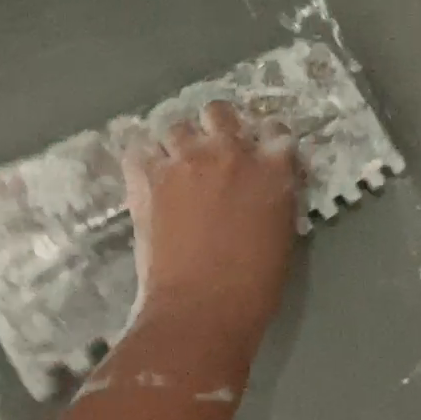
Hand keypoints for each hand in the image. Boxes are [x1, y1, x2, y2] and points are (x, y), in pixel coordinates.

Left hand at [121, 101, 298, 349]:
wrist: (202, 307)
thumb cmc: (255, 283)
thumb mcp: (282, 230)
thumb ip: (274, 196)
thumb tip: (264, 187)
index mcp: (273, 168)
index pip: (276, 130)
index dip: (266, 137)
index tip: (260, 149)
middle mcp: (230, 151)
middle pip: (219, 112)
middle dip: (217, 125)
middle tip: (212, 150)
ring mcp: (185, 160)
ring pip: (177, 124)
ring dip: (179, 141)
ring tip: (176, 163)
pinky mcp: (147, 178)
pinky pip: (139, 148)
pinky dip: (144, 156)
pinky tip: (148, 173)